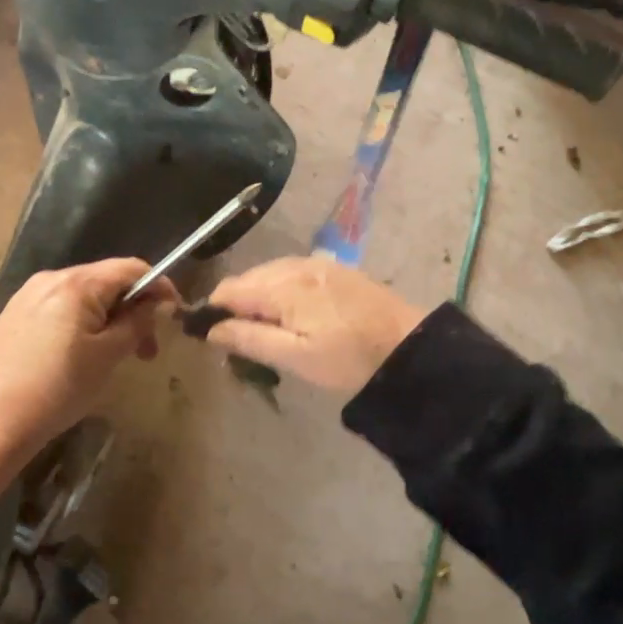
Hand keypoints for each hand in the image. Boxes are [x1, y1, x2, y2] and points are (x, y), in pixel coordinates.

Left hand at [0, 259, 176, 451]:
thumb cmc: (59, 387)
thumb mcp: (108, 356)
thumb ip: (136, 323)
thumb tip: (157, 303)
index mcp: (76, 283)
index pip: (130, 268)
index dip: (158, 286)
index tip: (174, 315)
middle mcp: (49, 279)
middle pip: (105, 281)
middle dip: (132, 309)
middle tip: (146, 351)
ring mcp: (26, 296)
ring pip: (81, 297)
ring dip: (107, 319)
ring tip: (114, 356)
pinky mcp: (13, 316)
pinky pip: (58, 309)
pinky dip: (80, 324)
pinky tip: (79, 355)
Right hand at [199, 257, 423, 395]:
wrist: (412, 348)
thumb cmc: (349, 358)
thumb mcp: (295, 358)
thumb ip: (249, 340)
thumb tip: (210, 331)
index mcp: (280, 286)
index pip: (227, 291)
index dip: (212, 313)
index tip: (212, 339)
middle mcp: (293, 266)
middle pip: (245, 281)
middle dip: (235, 308)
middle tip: (241, 343)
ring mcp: (315, 264)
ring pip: (267, 276)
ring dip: (258, 300)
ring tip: (266, 332)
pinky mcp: (333, 270)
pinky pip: (290, 275)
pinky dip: (279, 293)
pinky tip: (291, 316)